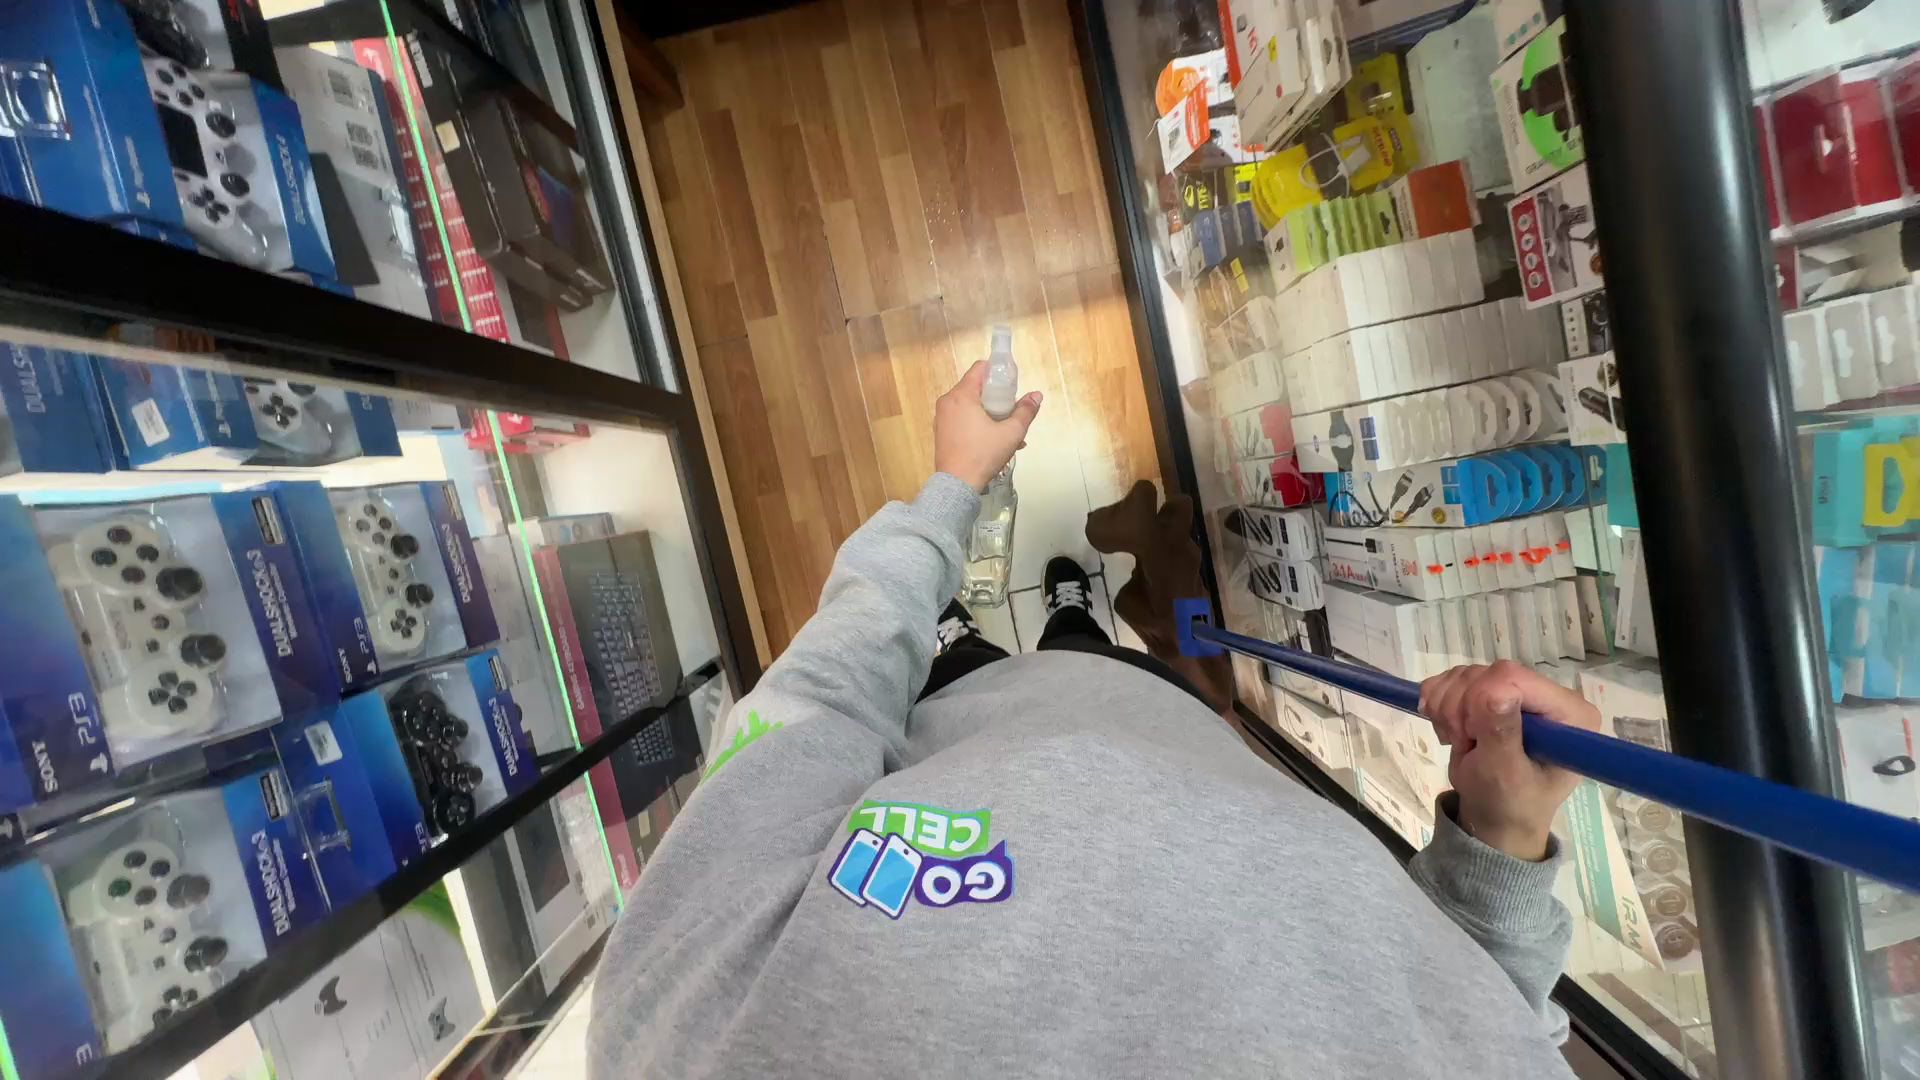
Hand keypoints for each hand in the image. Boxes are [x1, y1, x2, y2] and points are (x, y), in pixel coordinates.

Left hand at [933, 360, 1041, 491]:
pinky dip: (977, 425)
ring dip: (989, 414)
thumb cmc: (983, 454)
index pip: (980, 368)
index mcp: (961, 395)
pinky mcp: (941, 433)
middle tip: (1011, 412)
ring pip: (970, 406)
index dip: (998, 372)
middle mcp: (947, 402)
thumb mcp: (1011, 433)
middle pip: (975, 388)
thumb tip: (1036, 395)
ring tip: (1007, 433)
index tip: (1011, 386)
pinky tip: (993, 442)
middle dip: (996, 398)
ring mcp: (941, 418)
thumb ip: (1025, 411)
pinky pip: (962, 420)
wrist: (957, 484)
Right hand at [1417, 660, 1600, 861]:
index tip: (1473, 734)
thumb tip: (1497, 692)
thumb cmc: (1508, 801)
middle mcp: (1546, 696)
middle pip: (1483, 674)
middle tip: (1465, 742)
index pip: (1512, 677)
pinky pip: (1448, 679)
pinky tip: (1449, 727)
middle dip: (1459, 708)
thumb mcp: (1505, 774)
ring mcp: (1514, 692)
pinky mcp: (1487, 692)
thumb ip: (1502, 733)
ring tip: (1461, 740)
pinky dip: (1436, 702)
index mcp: (1568, 714)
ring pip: (1462, 675)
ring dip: (1446, 708)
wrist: (1493, 814)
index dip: (1479, 698)